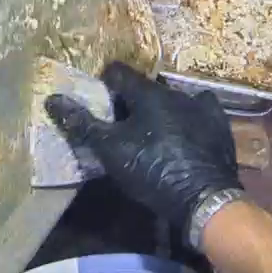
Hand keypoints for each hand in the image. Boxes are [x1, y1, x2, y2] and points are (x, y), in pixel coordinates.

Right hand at [45, 62, 241, 245]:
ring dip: (159, 110)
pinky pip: (199, 111)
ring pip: (171, 99)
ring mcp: (201, 107)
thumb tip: (52, 99)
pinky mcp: (219, 126)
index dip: (103, 87)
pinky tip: (184, 133)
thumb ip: (82, 123)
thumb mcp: (110, 150)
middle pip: (143, 88)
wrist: (205, 200)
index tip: (98, 107)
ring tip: (151, 134)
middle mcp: (174, 91)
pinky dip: (188, 118)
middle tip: (120, 127)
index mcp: (146, 92)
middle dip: (130, 102)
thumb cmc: (151, 170)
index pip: (117, 72)